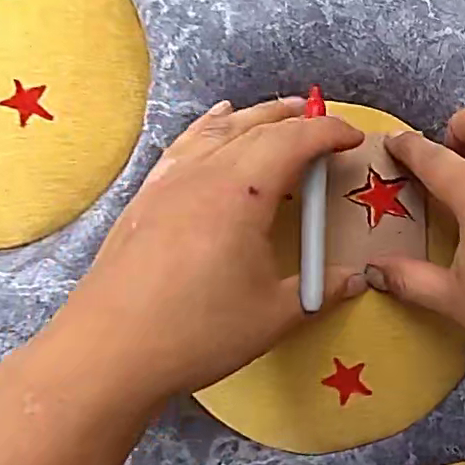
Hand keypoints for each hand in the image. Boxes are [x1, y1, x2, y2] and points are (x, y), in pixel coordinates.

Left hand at [51, 98, 367, 401]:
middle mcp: (203, 173)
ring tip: (279, 112)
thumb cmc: (198, 333)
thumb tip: (356, 279)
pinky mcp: (146, 197)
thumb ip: (319, 290)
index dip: (328, 133)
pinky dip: (211, 126)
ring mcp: (169, 182)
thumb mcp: (274, 315)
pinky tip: (215, 122)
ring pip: (218, 128)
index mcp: (241, 194)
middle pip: (256, 126)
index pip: (293, 142)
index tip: (354, 138)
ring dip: (255, 116)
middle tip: (325, 124)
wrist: (108, 352)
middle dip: (296, 119)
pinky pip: (186, 144)